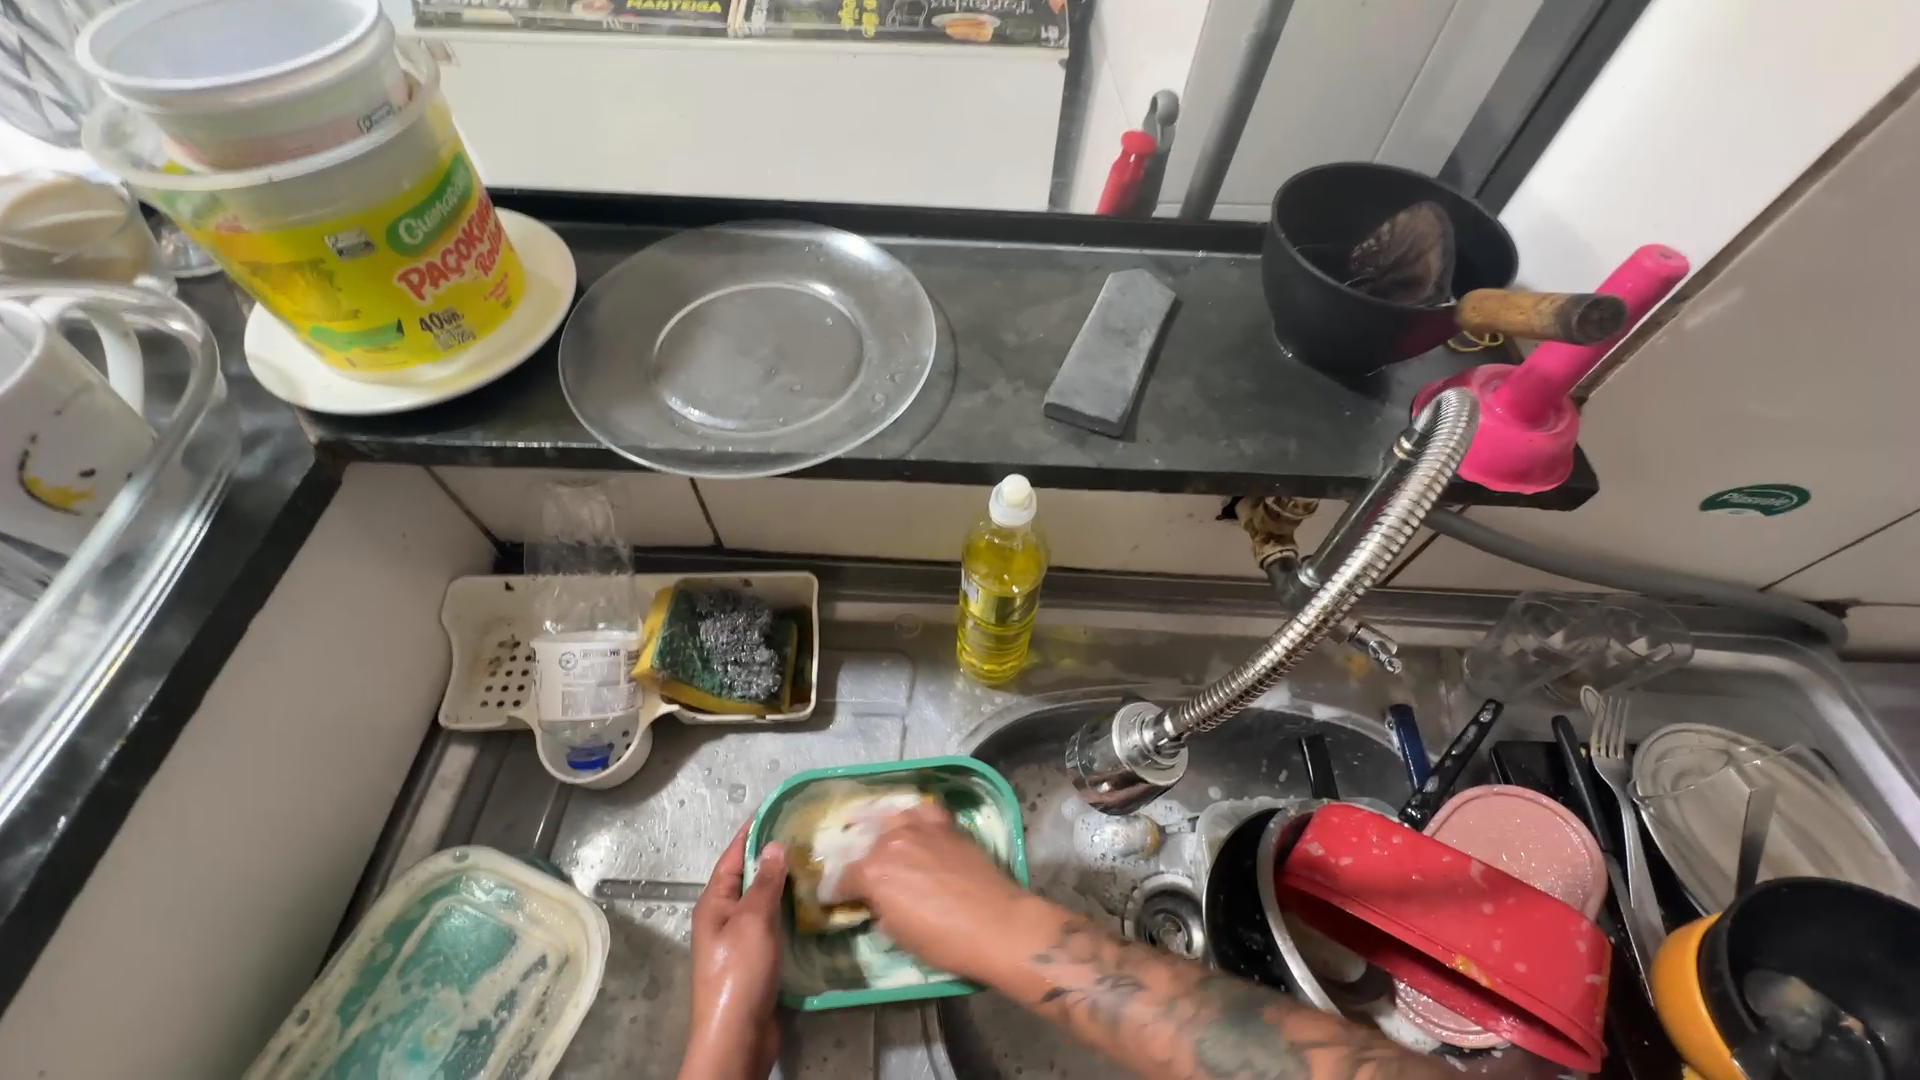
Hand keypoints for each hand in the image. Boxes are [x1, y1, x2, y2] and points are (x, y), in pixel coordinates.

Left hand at [680, 823, 786, 1079]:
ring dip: (784, 881)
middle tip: (805, 833)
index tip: (776, 808)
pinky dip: (790, 907)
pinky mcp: (758, 957)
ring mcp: (741, 938)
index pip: (733, 855)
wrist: (738, 1035)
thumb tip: (774, 845)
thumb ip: (764, 882)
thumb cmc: (740, 972)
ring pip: (764, 899)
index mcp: (714, 902)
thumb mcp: (753, 919)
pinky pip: (774, 921)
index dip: (753, 831)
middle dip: (773, 854)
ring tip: (814, 861)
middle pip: (749, 876)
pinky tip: (811, 902)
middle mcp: (724, 916)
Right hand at [838, 802, 1035, 980]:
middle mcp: (890, 841)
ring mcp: (920, 828)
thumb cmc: (943, 940)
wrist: (996, 923)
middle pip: (865, 847)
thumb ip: (880, 909)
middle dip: (860, 863)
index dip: (837, 893)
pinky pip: (921, 812)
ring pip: (890, 822)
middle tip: (863, 876)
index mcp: (872, 872)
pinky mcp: (946, 825)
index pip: (842, 880)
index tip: (835, 900)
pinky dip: (913, 818)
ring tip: (881, 843)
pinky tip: (912, 825)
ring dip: (882, 834)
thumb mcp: (898, 935)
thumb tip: (877, 902)